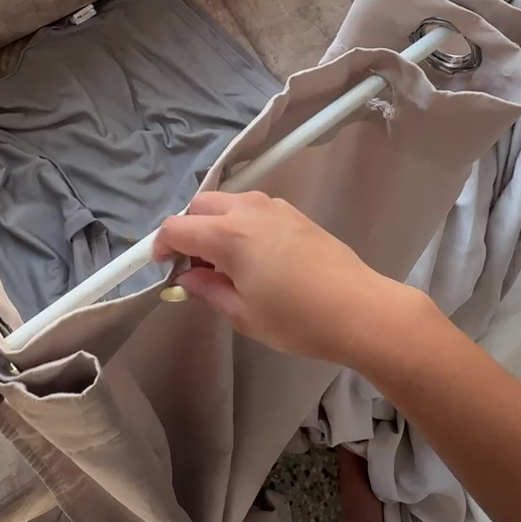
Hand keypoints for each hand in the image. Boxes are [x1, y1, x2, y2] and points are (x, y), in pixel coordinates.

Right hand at [152, 191, 425, 365]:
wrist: (359, 308)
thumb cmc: (297, 319)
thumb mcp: (243, 315)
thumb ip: (207, 290)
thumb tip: (186, 278)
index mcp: (228, 234)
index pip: (177, 227)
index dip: (161, 245)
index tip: (161, 267)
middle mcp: (246, 209)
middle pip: (199, 206)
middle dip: (188, 230)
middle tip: (193, 267)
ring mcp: (272, 205)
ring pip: (226, 203)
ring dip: (214, 224)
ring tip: (224, 264)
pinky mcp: (292, 211)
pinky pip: (251, 208)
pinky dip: (238, 223)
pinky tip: (253, 256)